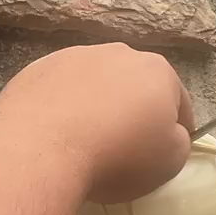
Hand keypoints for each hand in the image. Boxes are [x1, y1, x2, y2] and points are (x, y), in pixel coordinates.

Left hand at [0, 43, 194, 203]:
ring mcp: (74, 57)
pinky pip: (60, 91)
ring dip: (98, 106)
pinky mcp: (36, 69)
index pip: (179, 102)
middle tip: (125, 148)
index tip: (166, 152)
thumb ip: (179, 141)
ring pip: (96, 85)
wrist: (40, 151)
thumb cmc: (118, 155)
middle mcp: (119, 53)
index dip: (177, 130)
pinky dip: (64, 108)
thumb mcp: (170, 160)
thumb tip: (169, 133)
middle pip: (135, 87)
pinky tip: (56, 135)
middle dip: (135, 112)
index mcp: (158, 70)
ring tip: (85, 142)